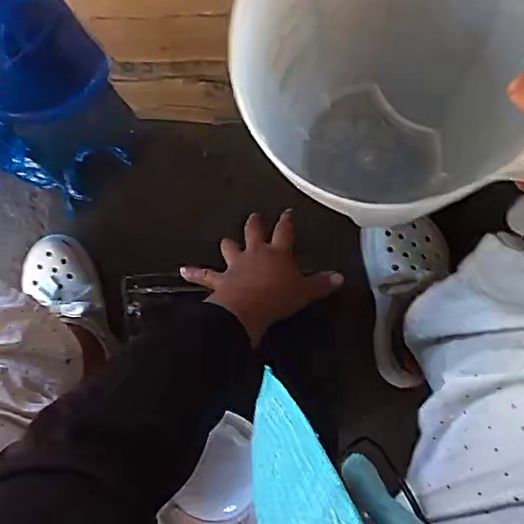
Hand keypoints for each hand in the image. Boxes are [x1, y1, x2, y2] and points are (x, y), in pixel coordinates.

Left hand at [180, 211, 342, 342]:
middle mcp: (255, 253)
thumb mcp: (305, 292)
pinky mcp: (220, 279)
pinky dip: (194, 273)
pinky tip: (184, 270)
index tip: (287, 213)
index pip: (285, 230)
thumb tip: (339, 278)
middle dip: (255, 222)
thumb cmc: (277, 298)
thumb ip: (321, 284)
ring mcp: (235, 265)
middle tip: (255, 216)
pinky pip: (205, 275)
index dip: (287, 221)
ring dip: (228, 245)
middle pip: (254, 230)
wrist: (247, 310)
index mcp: (278, 252)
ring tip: (225, 241)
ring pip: (230, 247)